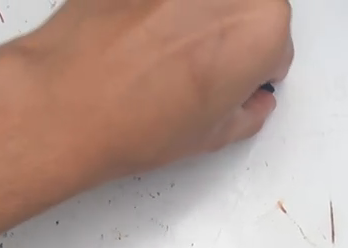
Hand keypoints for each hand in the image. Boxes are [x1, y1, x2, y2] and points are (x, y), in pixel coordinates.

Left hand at [8, 0, 294, 178]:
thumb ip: (246, 111)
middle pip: (246, 8)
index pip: (277, 46)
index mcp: (263, 25)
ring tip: (161, 54)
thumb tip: (249, 102)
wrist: (70, 102)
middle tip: (194, 71)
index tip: (230, 87)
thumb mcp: (212, 135)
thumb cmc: (136, 119)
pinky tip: (137, 35)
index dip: (252, 72)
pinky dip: (155, 9)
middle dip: (227, 34)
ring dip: (192, 16)